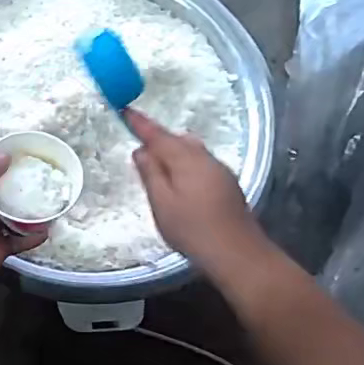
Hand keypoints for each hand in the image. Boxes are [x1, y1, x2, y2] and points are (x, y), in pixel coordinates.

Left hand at [0, 153, 47, 283]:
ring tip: (50, 203)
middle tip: (43, 180)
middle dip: (21, 191)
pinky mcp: (2, 247)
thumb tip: (5, 154)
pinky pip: (21, 240)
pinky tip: (47, 230)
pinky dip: (33, 237)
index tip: (24, 160)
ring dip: (30, 213)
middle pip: (4, 198)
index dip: (3, 169)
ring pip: (15, 219)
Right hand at [125, 108, 268, 269]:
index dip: (141, 124)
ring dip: (172, 150)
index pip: (159, 135)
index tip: (125, 111)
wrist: (238, 254)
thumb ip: (150, 173)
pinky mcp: (226, 185)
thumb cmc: (192, 228)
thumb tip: (141, 151)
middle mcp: (206, 159)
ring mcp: (220, 171)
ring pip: (191, 151)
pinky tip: (177, 177)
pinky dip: (184, 161)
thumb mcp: (161, 202)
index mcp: (187, 160)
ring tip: (154, 159)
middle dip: (158, 137)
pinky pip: (200, 162)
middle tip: (137, 138)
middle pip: (178, 140)